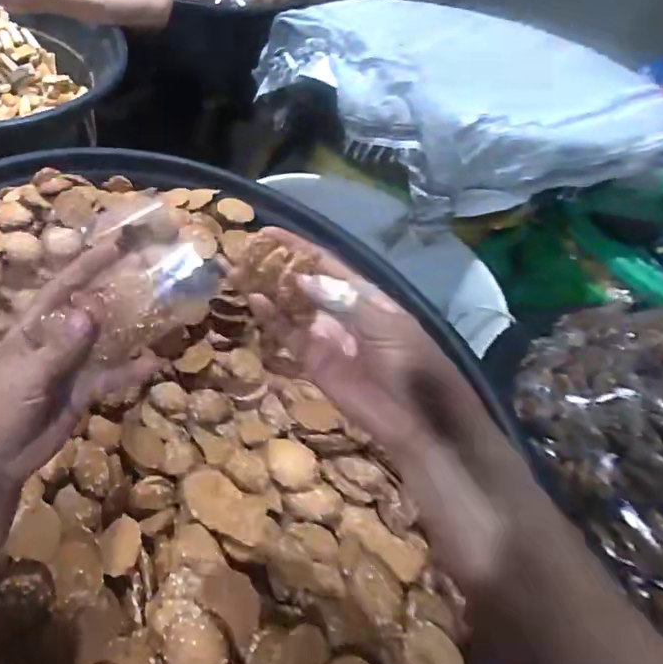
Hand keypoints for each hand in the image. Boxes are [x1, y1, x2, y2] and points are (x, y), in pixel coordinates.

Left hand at [0, 240, 160, 535]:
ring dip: (127, 329)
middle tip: (146, 271)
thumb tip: (91, 313)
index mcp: (33, 326)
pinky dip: (130, 371)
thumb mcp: (29, 375)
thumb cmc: (1, 407)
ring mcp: (69, 365)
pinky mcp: (81, 392)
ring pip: (103, 341)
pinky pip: (109, 376)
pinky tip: (154, 364)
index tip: (114, 246)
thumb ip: (61, 348)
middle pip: (88, 309)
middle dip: (113, 291)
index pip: (62, 288)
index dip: (86, 266)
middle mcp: (54, 339)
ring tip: (159, 312)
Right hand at [239, 230, 533, 598]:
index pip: (326, 263)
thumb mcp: (386, 329)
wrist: (424, 433)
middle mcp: (342, 312)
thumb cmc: (417, 374)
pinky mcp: (314, 362)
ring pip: (290, 305)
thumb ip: (344, 302)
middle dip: (274, 265)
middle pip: (302, 281)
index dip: (297, 246)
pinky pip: (286, 335)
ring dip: (266, 288)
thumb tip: (303, 279)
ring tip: (238, 271)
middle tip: (242, 250)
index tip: (264, 230)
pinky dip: (269, 318)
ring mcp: (327, 337)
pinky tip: (252, 302)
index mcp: (368, 298)